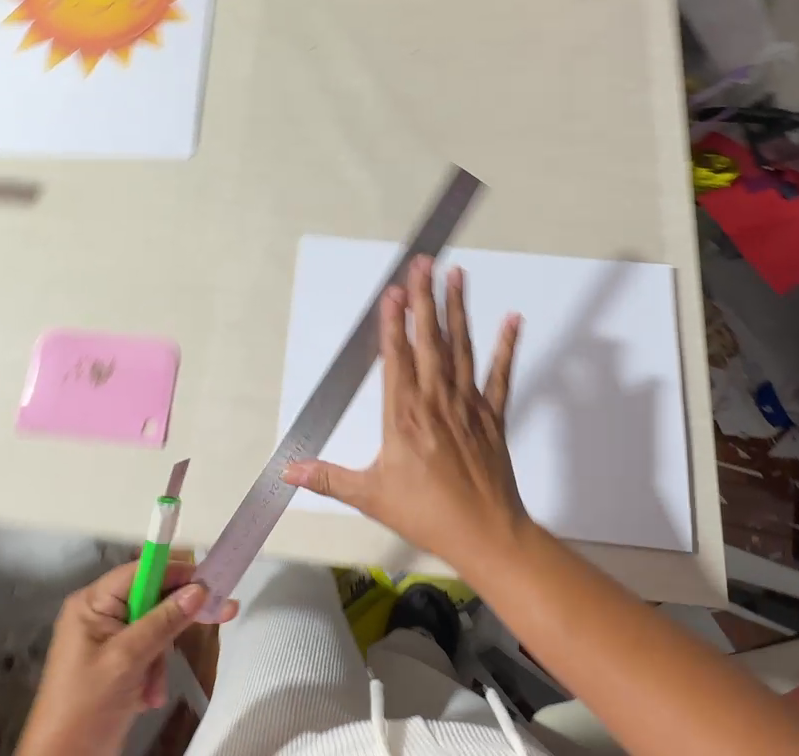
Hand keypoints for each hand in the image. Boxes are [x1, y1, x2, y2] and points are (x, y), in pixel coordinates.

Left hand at [17, 561, 239, 755]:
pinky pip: (148, 654)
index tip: (210, 579)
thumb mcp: (128, 659)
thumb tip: (199, 588)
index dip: (175, 573)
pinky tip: (146, 698)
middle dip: (174, 623)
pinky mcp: (116, 665)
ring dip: (160, 660)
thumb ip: (164, 621)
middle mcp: (99, 614)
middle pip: (151, 600)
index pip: (141, 572)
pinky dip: (153, 675)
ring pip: (154, 630)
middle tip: (224, 612)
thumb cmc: (87, 705)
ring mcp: (108, 641)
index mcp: (92, 603)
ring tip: (152, 690)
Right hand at [283, 256, 531, 567]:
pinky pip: (500, 374)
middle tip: (424, 263)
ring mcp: (468, 404)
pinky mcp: (492, 415)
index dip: (394, 322)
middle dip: (425, 299)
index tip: (393, 291)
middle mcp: (436, 400)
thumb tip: (287, 471)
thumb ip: (328, 478)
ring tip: (457, 274)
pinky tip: (512, 319)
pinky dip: (506, 346)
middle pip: (430, 341)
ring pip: (462, 348)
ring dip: (458, 310)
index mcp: (405, 415)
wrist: (486, 534)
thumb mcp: (370, 496)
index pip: (397, 358)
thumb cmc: (426, 514)